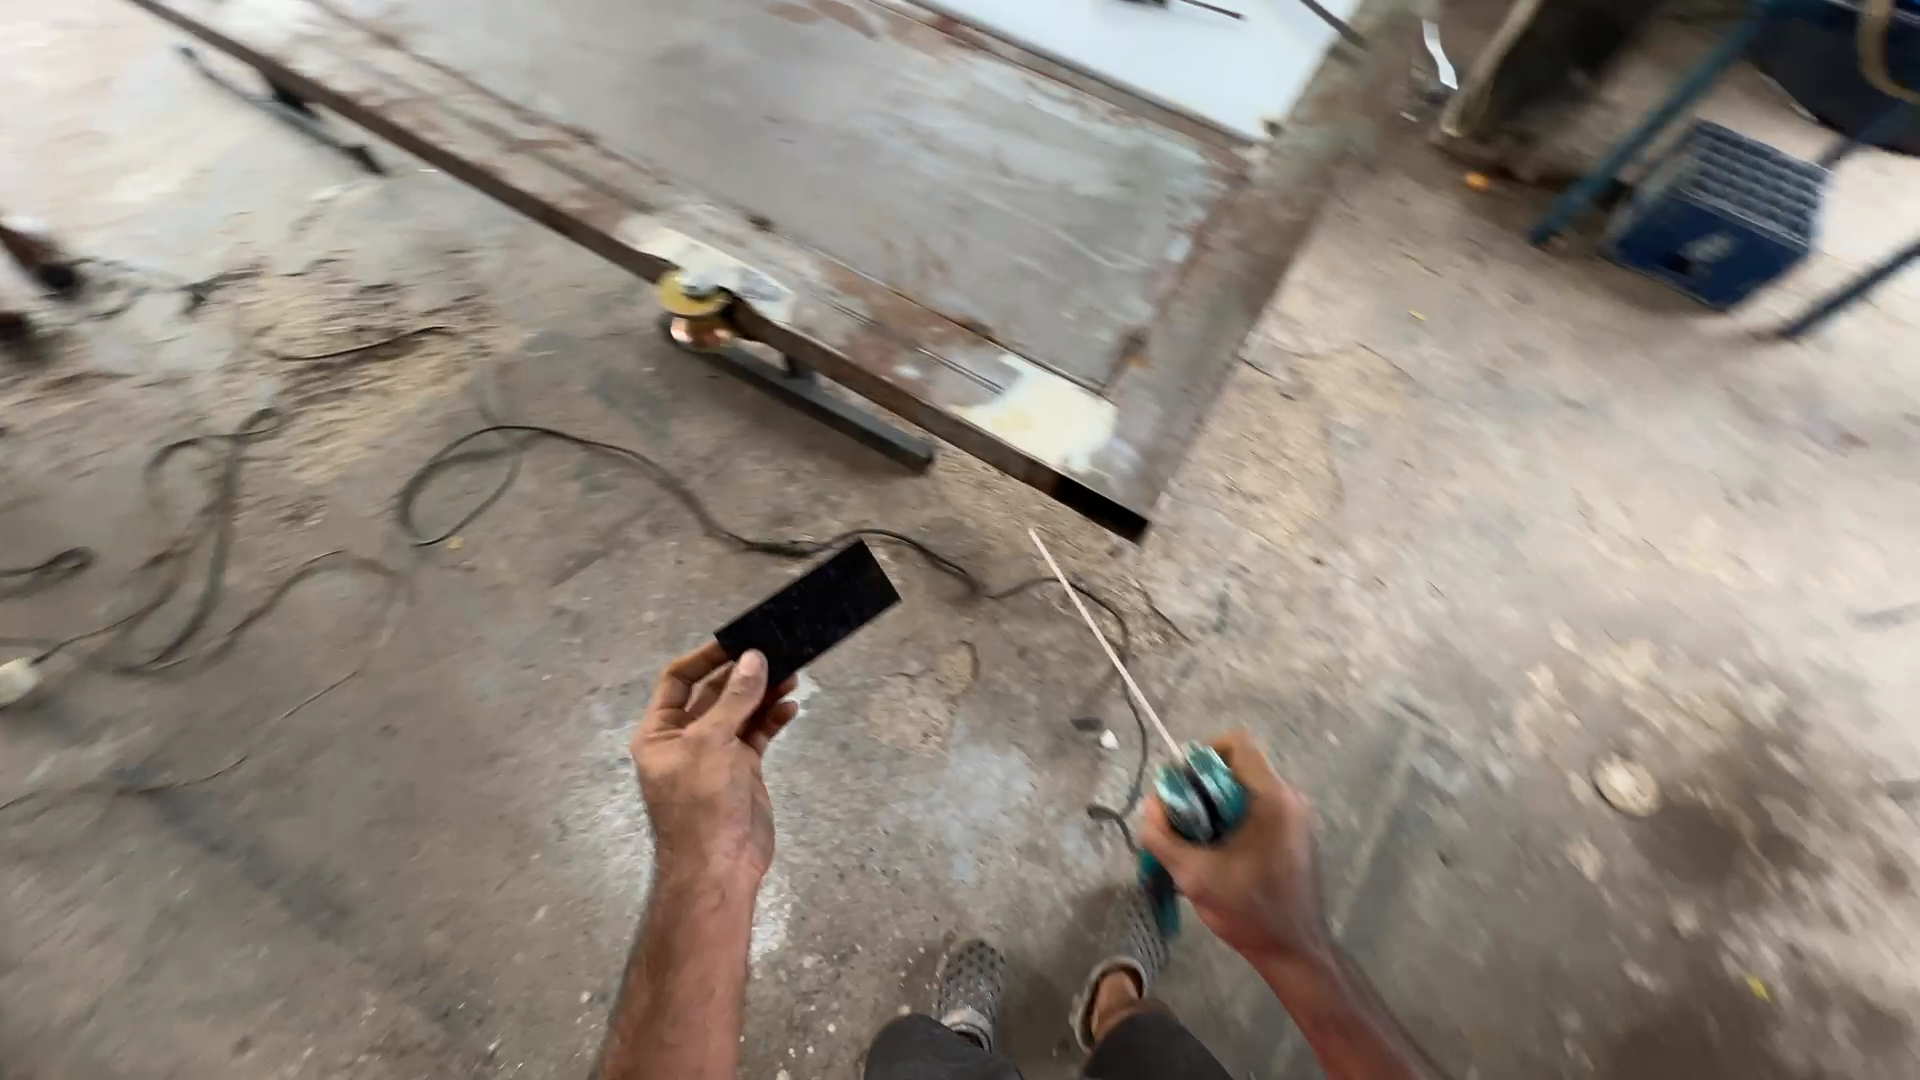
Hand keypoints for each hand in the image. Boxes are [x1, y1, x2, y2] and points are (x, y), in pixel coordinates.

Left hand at [633, 643, 798, 887]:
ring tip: (793, 675)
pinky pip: (758, 733)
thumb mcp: (711, 744)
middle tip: (777, 653)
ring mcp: (716, 754)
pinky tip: (791, 708)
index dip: (705, 658)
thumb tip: (754, 657)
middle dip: (744, 674)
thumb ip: (735, 699)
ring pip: (741, 711)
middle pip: (715, 693)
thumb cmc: (700, 803)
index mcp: (660, 731)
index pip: (678, 680)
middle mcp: (686, 738)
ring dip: (764, 693)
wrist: (718, 868)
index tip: (738, 640)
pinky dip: (774, 719)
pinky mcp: (743, 768)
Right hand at [1140, 730, 1332, 963]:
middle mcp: (1289, 799)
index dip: (1203, 754)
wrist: (1297, 954)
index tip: (1183, 785)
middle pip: (1236, 766)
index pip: (1237, 743)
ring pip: (1244, 789)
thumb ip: (1162, 836)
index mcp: (1271, 798)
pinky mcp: (1295, 836)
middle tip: (1181, 816)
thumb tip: (1150, 805)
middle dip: (1202, 785)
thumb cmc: (1250, 910)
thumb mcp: (1193, 874)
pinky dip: (1232, 819)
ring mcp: (1296, 817)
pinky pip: (1256, 808)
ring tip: (1195, 838)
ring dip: (1214, 805)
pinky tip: (1218, 853)